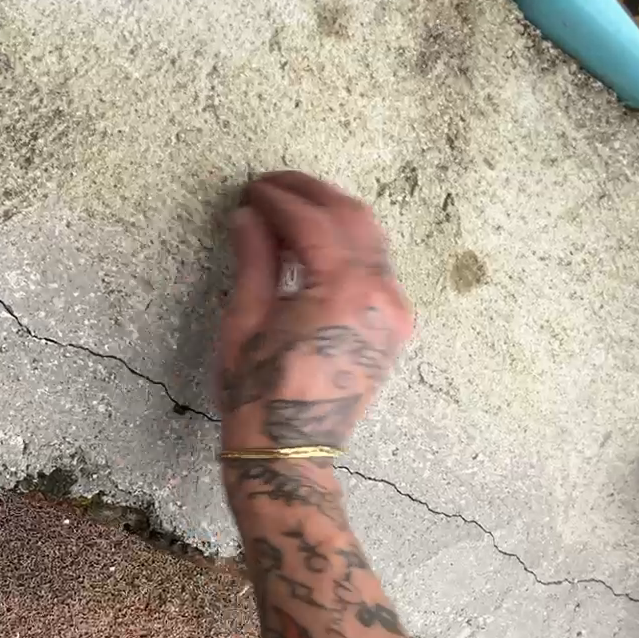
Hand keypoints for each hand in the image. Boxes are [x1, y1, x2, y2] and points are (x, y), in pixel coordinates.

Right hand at [215, 172, 413, 455]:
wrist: (287, 452)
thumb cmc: (257, 396)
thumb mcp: (244, 325)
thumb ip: (254, 263)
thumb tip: (248, 217)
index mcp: (343, 291)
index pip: (313, 223)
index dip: (279, 200)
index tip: (250, 190)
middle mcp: (381, 293)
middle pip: (352, 219)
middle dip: (311, 194)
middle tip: (271, 185)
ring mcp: (394, 311)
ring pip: (371, 240)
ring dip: (332, 216)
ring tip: (291, 208)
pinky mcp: (393, 328)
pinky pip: (375, 269)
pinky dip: (347, 247)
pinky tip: (316, 247)